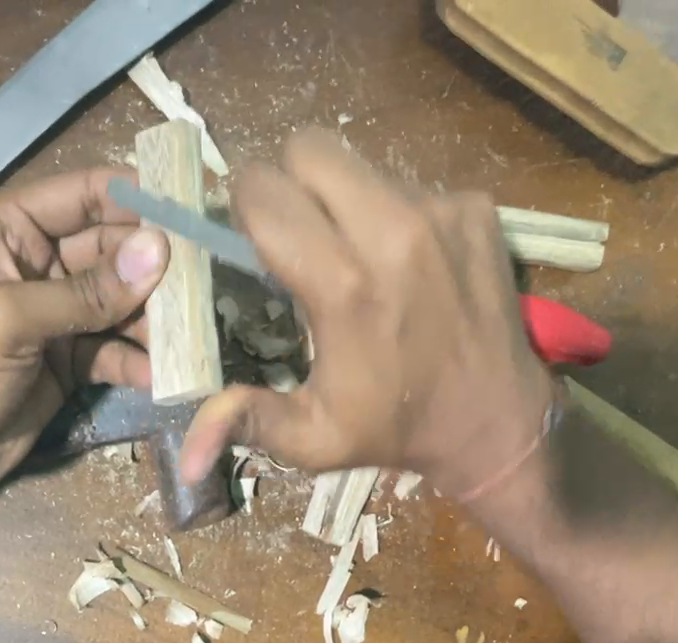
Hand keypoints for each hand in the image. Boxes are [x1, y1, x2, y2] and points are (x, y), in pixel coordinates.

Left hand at [0, 169, 169, 497]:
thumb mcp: (8, 319)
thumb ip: (85, 291)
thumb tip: (160, 252)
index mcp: (8, 231)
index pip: (84, 195)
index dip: (137, 197)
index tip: (192, 209)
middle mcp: (37, 266)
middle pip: (112, 251)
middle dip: (156, 267)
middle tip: (206, 283)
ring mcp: (55, 318)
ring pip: (120, 305)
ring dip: (154, 319)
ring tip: (192, 333)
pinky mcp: (68, 364)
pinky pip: (113, 352)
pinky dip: (138, 362)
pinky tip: (164, 374)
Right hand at [178, 131, 552, 499]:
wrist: (493, 421)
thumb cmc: (393, 429)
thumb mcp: (312, 439)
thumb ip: (246, 423)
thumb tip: (183, 457)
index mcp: (344, 286)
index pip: (267, 193)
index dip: (245, 209)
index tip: (250, 239)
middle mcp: (393, 232)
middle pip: (309, 149)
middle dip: (288, 183)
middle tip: (294, 232)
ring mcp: (441, 212)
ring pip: (360, 164)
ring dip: (341, 198)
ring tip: (352, 252)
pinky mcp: (476, 207)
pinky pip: (410, 183)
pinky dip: (394, 214)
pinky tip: (406, 264)